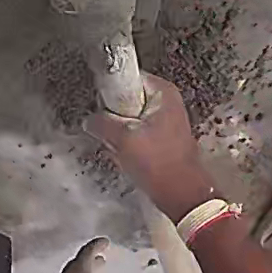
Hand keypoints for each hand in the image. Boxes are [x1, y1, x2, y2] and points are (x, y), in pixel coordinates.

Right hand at [84, 74, 214, 217]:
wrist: (182, 195)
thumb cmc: (158, 163)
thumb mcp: (123, 139)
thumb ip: (101, 123)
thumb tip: (88, 119)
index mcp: (162, 91)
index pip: (127, 77)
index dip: (110, 91)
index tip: (100, 107)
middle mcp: (166, 100)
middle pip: (125, 98)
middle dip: (113, 116)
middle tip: (111, 132)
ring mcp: (164, 119)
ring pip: (127, 118)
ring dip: (118, 134)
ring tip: (119, 148)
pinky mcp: (161, 137)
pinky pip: (134, 133)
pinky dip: (127, 144)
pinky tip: (125, 157)